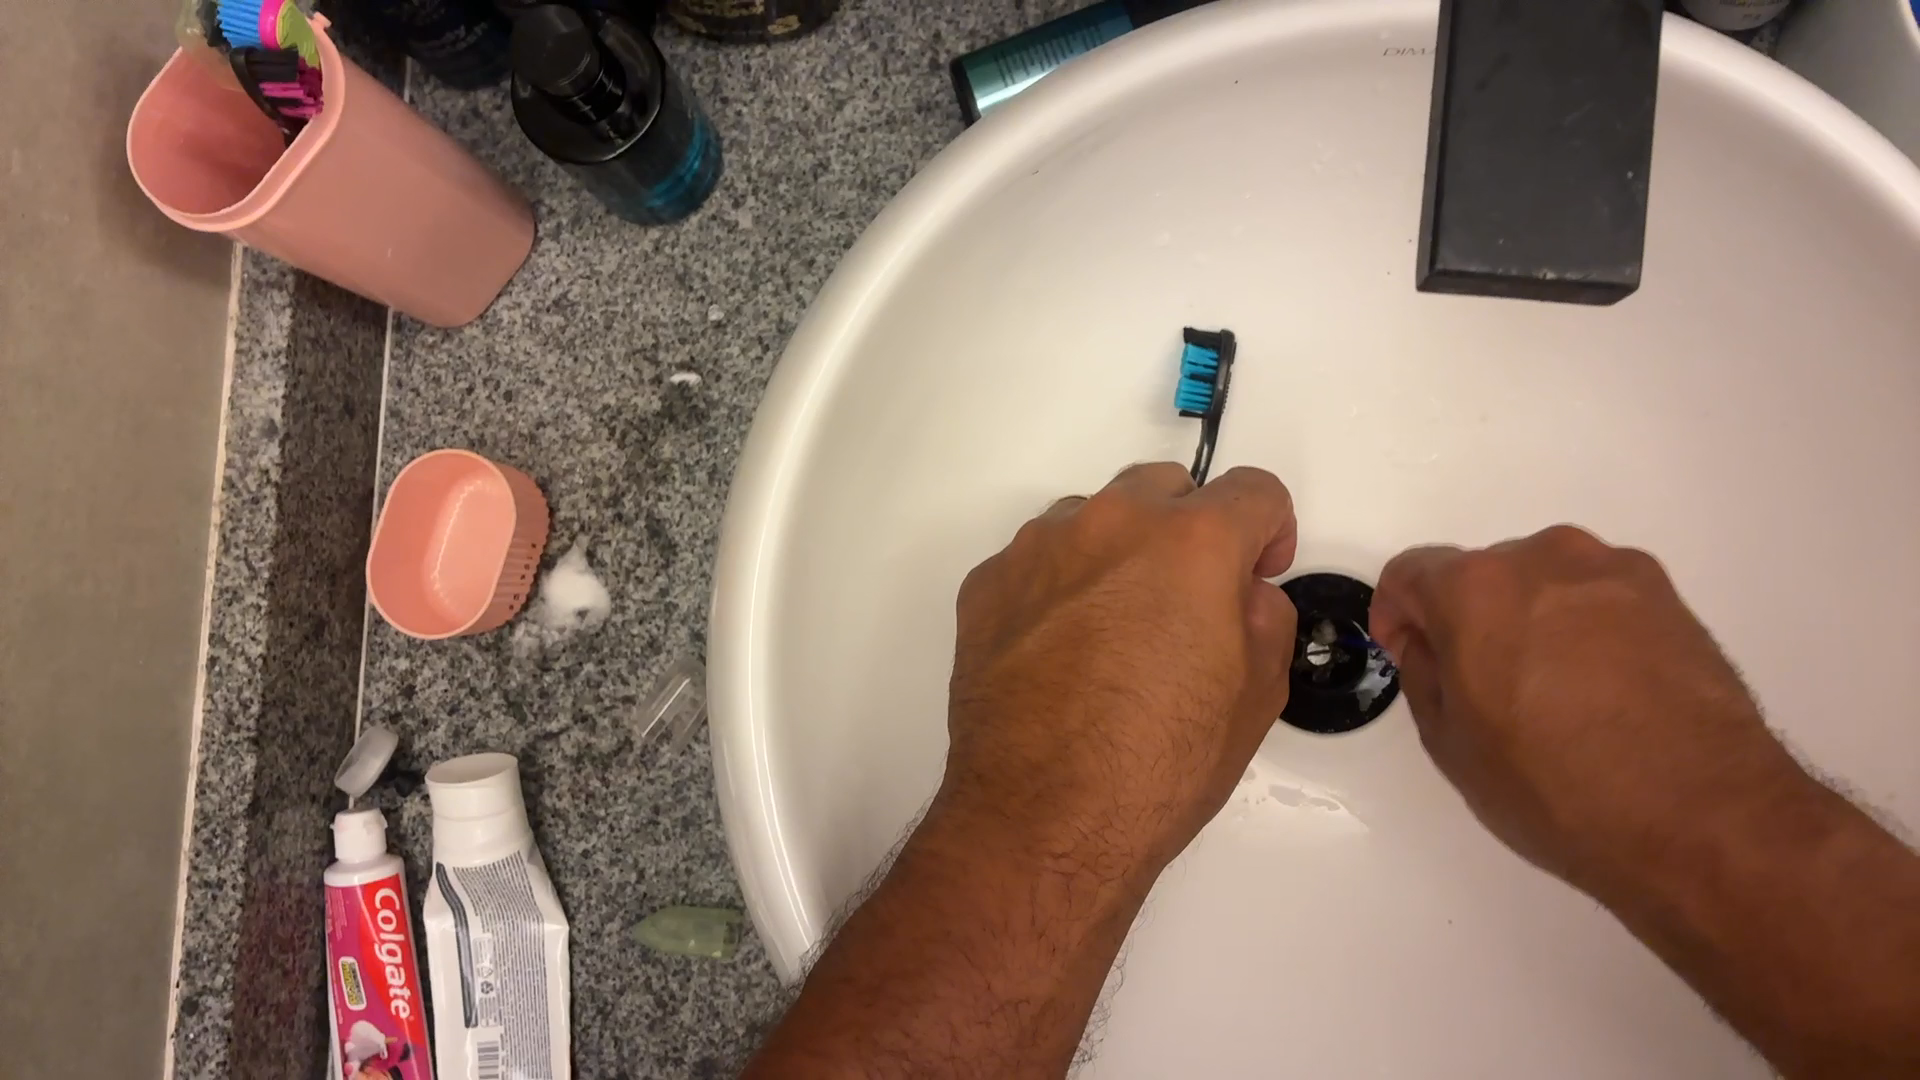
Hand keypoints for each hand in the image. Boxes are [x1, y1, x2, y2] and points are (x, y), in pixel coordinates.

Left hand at [939, 464, 1298, 875]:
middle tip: (1184, 597)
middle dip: (1187, 528)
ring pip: (1091, 518)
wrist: (1040, 818)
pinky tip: (1056, 651)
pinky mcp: (985, 582)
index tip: (1257, 571)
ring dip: (1114, 553)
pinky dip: (1057, 585)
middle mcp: (1106, 523)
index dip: (1269, 529)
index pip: (1252, 489)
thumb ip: (1263, 615)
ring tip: (1110, 630)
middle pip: (1163, 487)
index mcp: (1188, 541)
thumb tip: (1240, 590)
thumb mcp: (1257, 694)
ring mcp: (1034, 548)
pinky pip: (1036, 561)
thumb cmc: (1159, 763)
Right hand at [1369, 525, 1801, 895]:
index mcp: (1473, 587)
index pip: (1409, 574)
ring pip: (1541, 583)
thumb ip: (1423, 671)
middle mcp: (1542, 559)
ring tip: (1541, 686)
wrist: (1706, 821)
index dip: (1395, 613)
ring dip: (1523, 619)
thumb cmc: (1549, 782)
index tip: (1405, 653)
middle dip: (1463, 617)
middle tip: (1473, 678)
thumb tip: (1434, 646)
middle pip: (1478, 574)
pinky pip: (1597, 600)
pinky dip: (1580, 629)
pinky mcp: (1672, 601)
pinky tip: (1593, 689)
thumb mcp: (1445, 739)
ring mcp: (1615, 575)